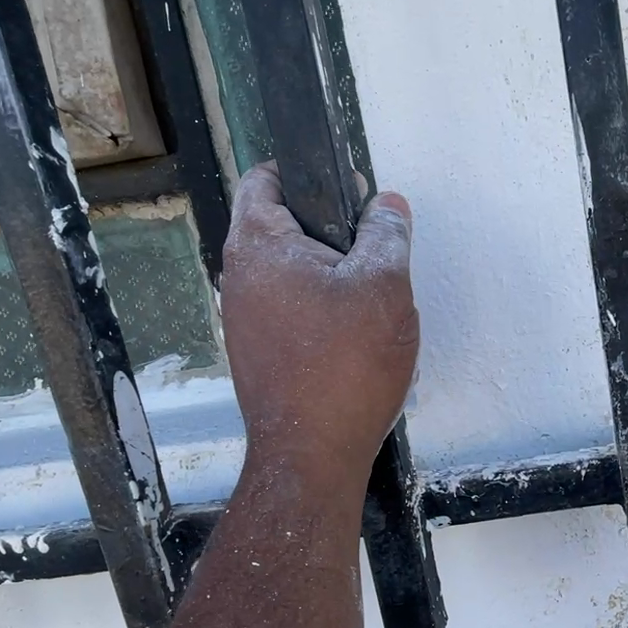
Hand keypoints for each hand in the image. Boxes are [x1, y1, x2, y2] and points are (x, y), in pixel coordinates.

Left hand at [220, 161, 419, 476]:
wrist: (313, 452)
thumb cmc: (347, 366)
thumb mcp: (384, 287)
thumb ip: (387, 235)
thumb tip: (387, 204)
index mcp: (259, 245)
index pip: (266, 179)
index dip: (308, 174)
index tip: (349, 193)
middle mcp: (239, 277)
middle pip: (284, 230)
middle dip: (332, 237)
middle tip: (376, 259)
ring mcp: (244, 319)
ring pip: (293, 277)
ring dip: (333, 283)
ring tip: (372, 309)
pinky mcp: (258, 354)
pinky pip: (293, 316)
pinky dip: (324, 317)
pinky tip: (356, 345)